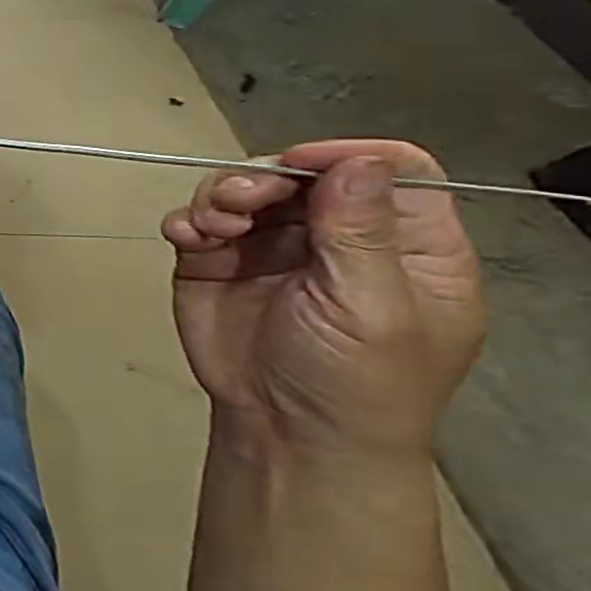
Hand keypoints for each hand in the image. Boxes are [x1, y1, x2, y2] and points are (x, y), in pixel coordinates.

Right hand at [163, 141, 484, 457]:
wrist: (284, 433)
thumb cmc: (354, 381)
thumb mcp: (374, 311)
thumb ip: (363, 235)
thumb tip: (360, 160)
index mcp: (402, 244)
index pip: (388, 170)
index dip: (345, 156)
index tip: (299, 166)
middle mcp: (334, 234)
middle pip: (300, 171)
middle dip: (264, 177)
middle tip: (242, 202)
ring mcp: (270, 244)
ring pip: (242, 187)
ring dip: (220, 195)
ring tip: (215, 227)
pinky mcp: (217, 259)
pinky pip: (197, 219)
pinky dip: (188, 219)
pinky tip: (188, 237)